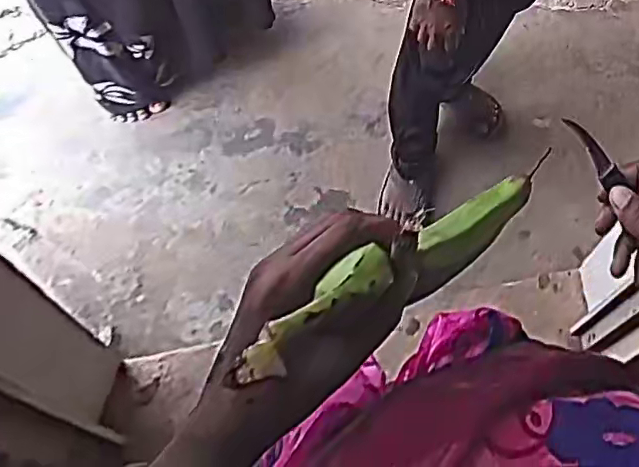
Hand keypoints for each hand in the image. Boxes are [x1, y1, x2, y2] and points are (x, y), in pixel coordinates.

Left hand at [164, 212, 414, 465]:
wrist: (230, 418)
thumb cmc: (289, 392)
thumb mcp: (347, 353)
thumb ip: (384, 305)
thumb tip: (409, 267)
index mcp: (289, 277)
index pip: (345, 227)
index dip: (382, 226)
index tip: (406, 240)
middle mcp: (275, 261)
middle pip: (333, 220)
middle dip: (371, 227)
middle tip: (397, 247)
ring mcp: (266, 266)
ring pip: (321, 229)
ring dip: (354, 235)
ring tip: (378, 256)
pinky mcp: (265, 275)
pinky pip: (309, 245)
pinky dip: (336, 247)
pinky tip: (349, 270)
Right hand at [408, 0, 463, 53]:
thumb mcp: (462, 12)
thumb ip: (460, 25)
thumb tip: (461, 32)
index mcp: (449, 31)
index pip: (449, 46)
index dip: (449, 49)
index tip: (449, 50)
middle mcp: (436, 31)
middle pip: (433, 46)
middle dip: (435, 48)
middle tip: (436, 50)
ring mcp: (424, 25)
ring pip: (422, 39)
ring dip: (424, 41)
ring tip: (425, 43)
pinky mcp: (415, 18)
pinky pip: (413, 28)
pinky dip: (415, 31)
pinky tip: (416, 32)